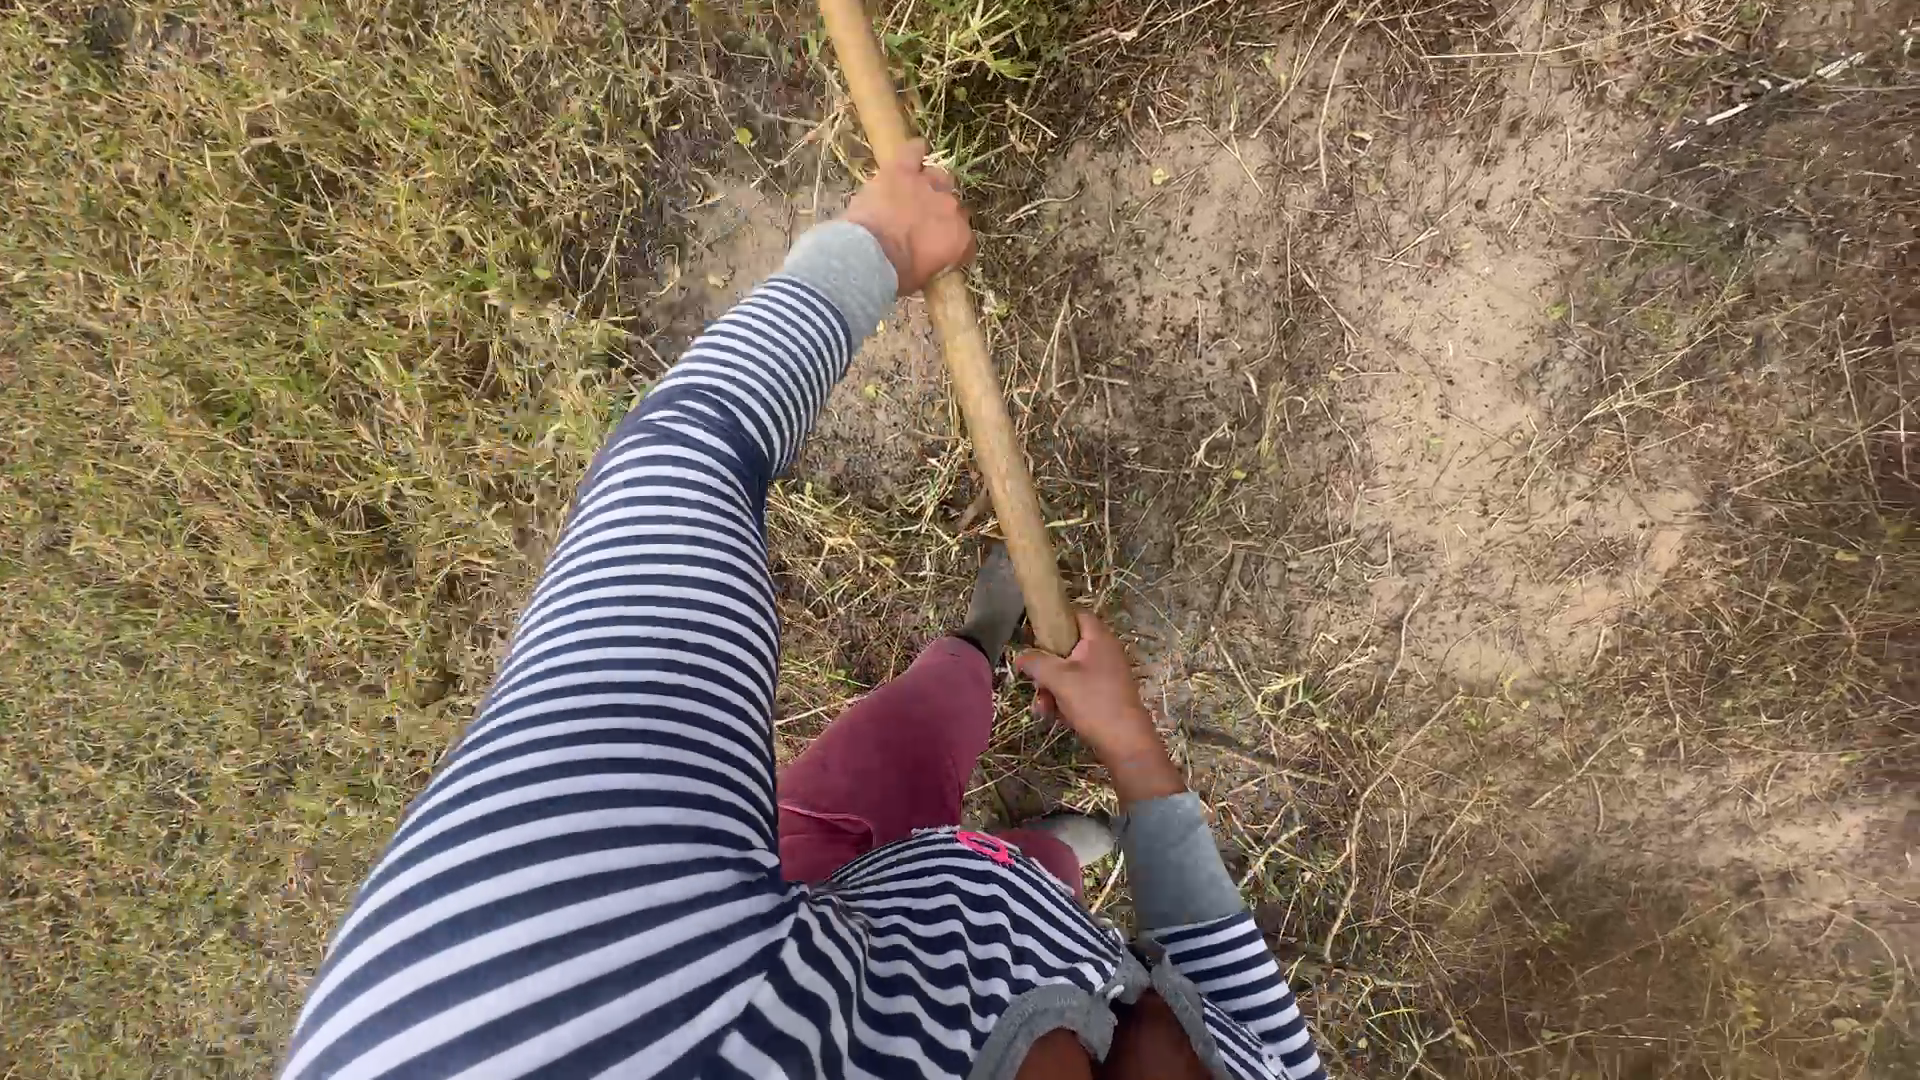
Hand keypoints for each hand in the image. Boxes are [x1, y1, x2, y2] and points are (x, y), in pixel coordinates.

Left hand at [842, 139, 974, 295]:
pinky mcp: (902, 171)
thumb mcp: (922, 279)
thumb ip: (933, 262)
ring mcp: (926, 185)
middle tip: (921, 225)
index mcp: (959, 238)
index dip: (952, 244)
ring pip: (939, 177)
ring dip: (932, 185)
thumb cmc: (895, 275)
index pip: (965, 238)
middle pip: (952, 206)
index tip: (940, 251)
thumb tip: (928, 259)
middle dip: (940, 215)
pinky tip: (915, 153)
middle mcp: (950, 208)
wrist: (868, 256)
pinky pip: (913, 152)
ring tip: (917, 194)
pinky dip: (915, 151)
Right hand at [1015, 612, 1184, 804]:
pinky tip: (1052, 715)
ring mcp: (1105, 675)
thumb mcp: (1059, 679)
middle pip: (1067, 647)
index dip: (1054, 620)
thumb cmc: (1094, 701)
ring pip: (1068, 672)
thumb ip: (1036, 662)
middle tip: (1035, 678)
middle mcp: (1104, 652)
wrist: (1125, 743)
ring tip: (1042, 706)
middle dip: (1046, 665)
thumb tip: (1020, 656)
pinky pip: (1077, 689)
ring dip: (1050, 687)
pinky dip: (1063, 699)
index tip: (1034, 634)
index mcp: (1098, 639)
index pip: (1075, 615)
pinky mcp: (1104, 695)